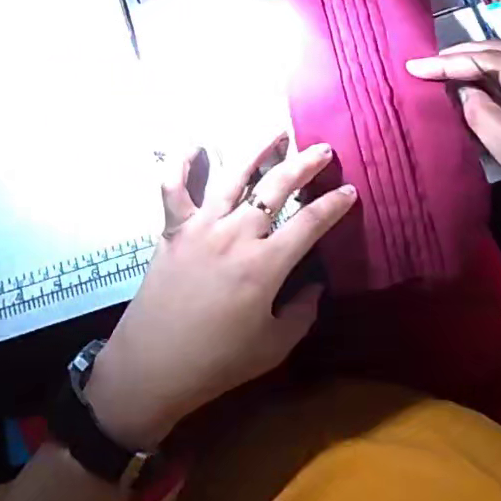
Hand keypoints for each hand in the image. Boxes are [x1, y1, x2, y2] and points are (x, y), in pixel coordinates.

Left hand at [82, 134, 356, 448]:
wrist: (151, 367)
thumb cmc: (217, 362)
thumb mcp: (274, 346)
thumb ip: (302, 312)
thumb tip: (315, 285)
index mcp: (264, 265)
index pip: (310, 222)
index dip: (334, 204)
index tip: (349, 190)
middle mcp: (235, 235)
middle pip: (276, 187)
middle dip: (304, 164)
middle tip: (322, 150)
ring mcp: (201, 227)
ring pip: (233, 176)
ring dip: (258, 150)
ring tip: (277, 132)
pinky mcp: (172, 230)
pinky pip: (173, 187)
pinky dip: (180, 163)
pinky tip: (195, 145)